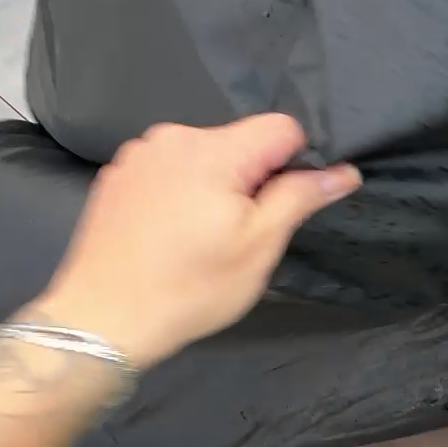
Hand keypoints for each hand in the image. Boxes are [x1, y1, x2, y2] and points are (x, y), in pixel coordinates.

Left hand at [28, 116, 359, 368]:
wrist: (104, 319)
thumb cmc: (192, 287)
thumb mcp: (260, 245)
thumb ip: (301, 197)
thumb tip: (343, 171)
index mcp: (213, 150)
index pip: (283, 127)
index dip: (299, 163)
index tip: (287, 204)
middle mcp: (173, 138)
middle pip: (242, 142)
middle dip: (255, 179)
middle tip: (245, 233)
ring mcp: (140, 155)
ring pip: (207, 157)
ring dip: (219, 187)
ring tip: (205, 238)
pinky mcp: (118, 177)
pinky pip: (172, 171)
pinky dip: (185, 194)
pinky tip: (174, 235)